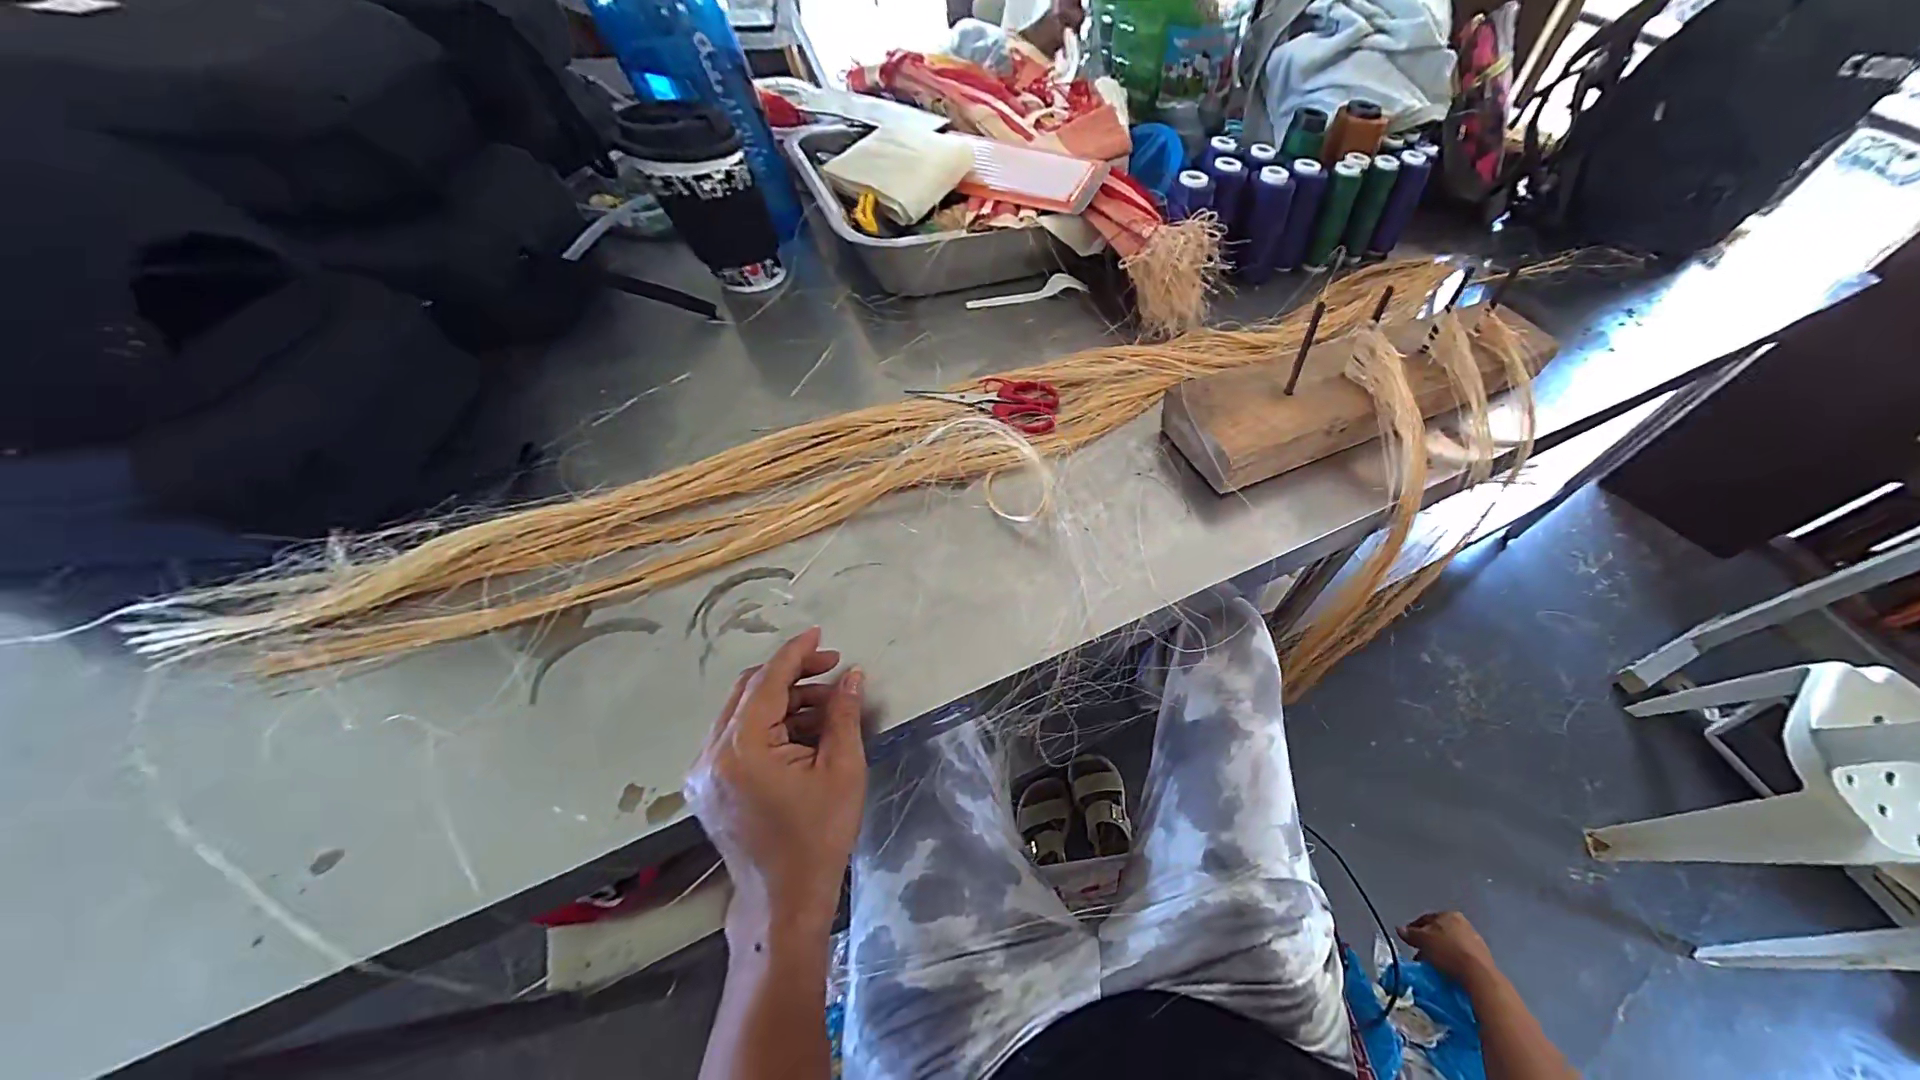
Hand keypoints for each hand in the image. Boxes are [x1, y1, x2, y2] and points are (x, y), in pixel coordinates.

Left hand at [686, 627, 866, 939]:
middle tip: (833, 671)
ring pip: (742, 711)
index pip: (767, 681)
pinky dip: (768, 724)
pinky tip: (801, 732)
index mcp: (742, 748)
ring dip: (782, 700)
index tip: (819, 636)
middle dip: (791, 674)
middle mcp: (711, 754)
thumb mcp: (842, 771)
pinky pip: (736, 735)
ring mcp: (703, 771)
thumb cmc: (818, 837)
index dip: (796, 653)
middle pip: (749, 690)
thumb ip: (843, 715)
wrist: (783, 900)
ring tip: (826, 708)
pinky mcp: (707, 785)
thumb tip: (852, 676)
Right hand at [1399, 911, 1498, 986]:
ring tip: (1433, 965)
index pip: (1425, 919)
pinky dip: (1453, 961)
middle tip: (1420, 955)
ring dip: (1441, 952)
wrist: (1479, 976)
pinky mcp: (1484, 958)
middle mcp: (1464, 924)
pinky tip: (1448, 970)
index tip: (1409, 941)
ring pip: (1451, 944)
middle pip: (1439, 932)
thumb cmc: (1447, 952)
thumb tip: (1400, 930)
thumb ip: (1409, 933)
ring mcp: (1476, 941)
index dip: (1414, 930)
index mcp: (1449, 914)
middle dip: (1429, 942)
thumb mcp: (1421, 940)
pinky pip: (1462, 956)